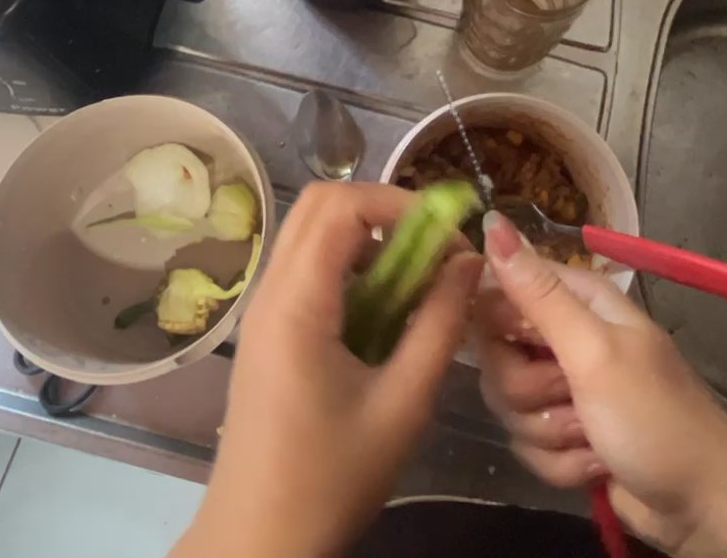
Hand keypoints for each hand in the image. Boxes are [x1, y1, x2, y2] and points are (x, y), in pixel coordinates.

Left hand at [173, 183, 482, 557]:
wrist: (255, 542)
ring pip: (311, 232)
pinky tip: (383, 307)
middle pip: (319, 204)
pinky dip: (349, 264)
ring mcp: (263, 308)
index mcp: (297, 303)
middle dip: (382, 209)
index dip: (399, 202)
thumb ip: (440, 324)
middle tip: (432, 246)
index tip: (447, 237)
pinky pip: (308, 266)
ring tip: (415, 277)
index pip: (341, 205)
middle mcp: (271, 290)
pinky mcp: (268, 328)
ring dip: (366, 236)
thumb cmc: (330, 479)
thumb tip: (471, 261)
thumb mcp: (403, 403)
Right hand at [475, 212, 726, 557]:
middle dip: (526, 389)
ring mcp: (562, 386)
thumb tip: (492, 221)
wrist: (703, 508)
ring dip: (548, 430)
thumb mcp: (595, 351)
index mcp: (577, 299)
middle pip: (497, 352)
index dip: (495, 320)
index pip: (500, 286)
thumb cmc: (655, 418)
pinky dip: (559, 460)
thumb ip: (538, 294)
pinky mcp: (562, 432)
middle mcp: (566, 334)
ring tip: (592, 436)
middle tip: (569, 396)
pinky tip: (595, 463)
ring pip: (508, 402)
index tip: (516, 345)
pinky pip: (525, 440)